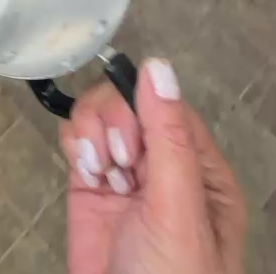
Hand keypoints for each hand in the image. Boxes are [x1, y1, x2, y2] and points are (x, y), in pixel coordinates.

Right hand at [56, 58, 246, 273]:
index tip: (130, 151)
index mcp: (202, 171)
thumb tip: (158, 64)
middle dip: (112, 128)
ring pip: (97, 115)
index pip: (165, 105)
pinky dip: (74, 148)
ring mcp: (125, 173)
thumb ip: (168, 136)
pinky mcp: (90, 181)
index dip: (140, 112)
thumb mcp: (177, 211)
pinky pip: (76, 136)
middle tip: (117, 172)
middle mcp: (165, 165)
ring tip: (100, 178)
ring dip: (90, 138)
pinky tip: (85, 177)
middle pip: (127, 103)